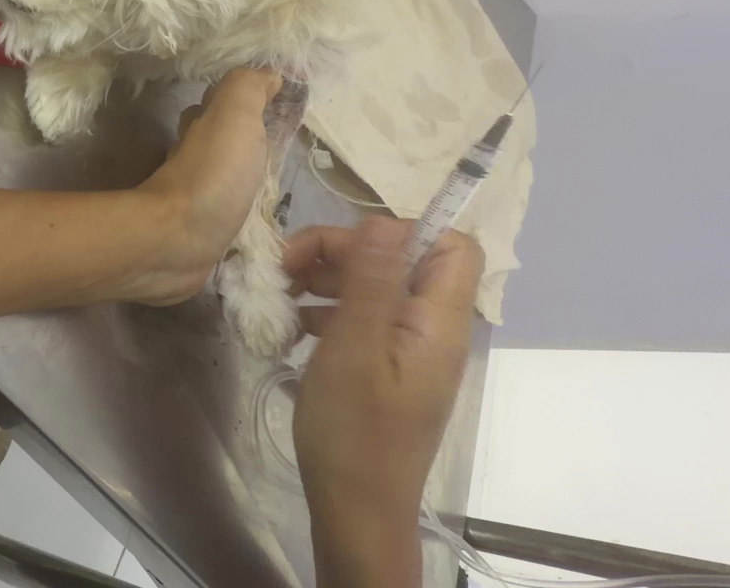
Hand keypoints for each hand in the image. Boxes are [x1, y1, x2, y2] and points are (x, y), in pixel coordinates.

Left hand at [130, 69, 282, 304]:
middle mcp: (194, 153)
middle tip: (291, 144)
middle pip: (225, 136)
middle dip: (253, 136)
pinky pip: (232, 209)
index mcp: (202, 124)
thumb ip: (247, 89)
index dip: (253, 97)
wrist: (178, 239)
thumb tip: (269, 73)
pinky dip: (247, 207)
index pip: (225, 101)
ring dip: (251, 173)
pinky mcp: (204, 226)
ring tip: (285, 181)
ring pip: (228, 173)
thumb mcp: (234, 116)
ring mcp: (198, 192)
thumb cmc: (211, 174)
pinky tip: (265, 215)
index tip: (288, 103)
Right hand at [283, 218, 483, 587]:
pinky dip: (324, 309)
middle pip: (399, 258)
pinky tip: (292, 325)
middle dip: (340, 250)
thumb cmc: (354, 429)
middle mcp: (430, 328)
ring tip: (280, 291)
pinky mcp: (384, 365)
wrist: (356, 508)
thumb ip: (371, 281)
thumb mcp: (354, 348)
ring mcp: (407, 349)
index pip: (449, 246)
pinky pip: (361, 315)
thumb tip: (382, 220)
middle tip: (285, 265)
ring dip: (326, 277)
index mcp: (437, 322)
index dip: (398, 230)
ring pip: (374, 284)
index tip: (338, 246)